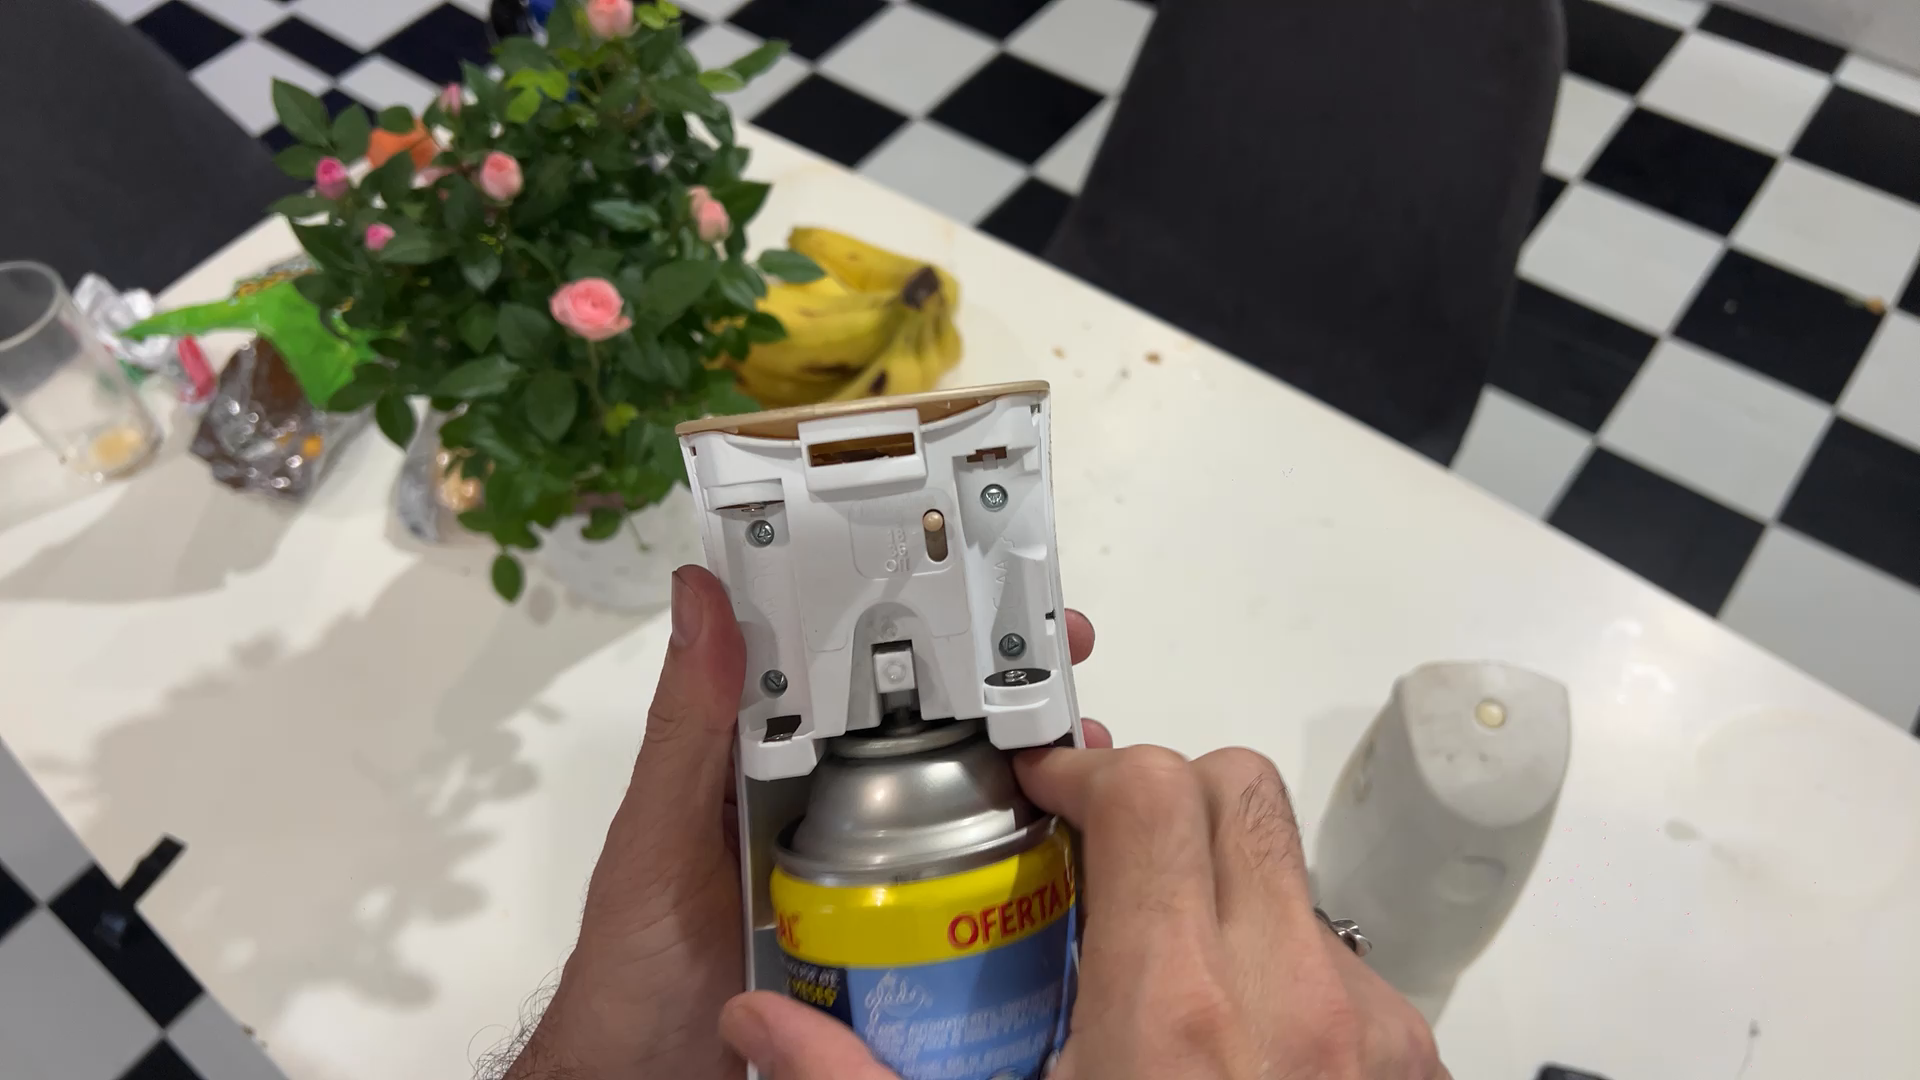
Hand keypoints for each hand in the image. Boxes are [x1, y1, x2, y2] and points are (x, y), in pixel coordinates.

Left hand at [502, 565, 1104, 1078]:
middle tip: (1067, 657)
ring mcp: (882, 860)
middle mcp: (845, 794)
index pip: (866, 669)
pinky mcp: (908, 923)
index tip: (994, 594)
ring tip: (1089, 735)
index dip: (923, 623)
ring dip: (1030, 757)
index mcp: (791, 753)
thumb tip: (702, 587)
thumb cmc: (649, 953)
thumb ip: (687, 720)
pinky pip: (975, 871)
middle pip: (937, 724)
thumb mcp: (664, 828)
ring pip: (969, 790)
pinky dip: (1023, 844)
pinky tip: (1072, 836)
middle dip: (1006, 684)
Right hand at [720, 745, 1445, 1079]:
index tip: (1041, 792)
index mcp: (1177, 1021)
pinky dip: (1263, 949)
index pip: (1151, 792)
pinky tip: (1222, 1034)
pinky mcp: (1411, 1066)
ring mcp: (1371, 1032)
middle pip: (1236, 788)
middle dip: (1155, 785)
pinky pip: (1330, 949)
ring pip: (1282, 862)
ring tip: (1148, 938)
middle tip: (1093, 840)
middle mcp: (1294, 1000)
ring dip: (1208, 866)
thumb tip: (757, 1025)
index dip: (1086, 766)